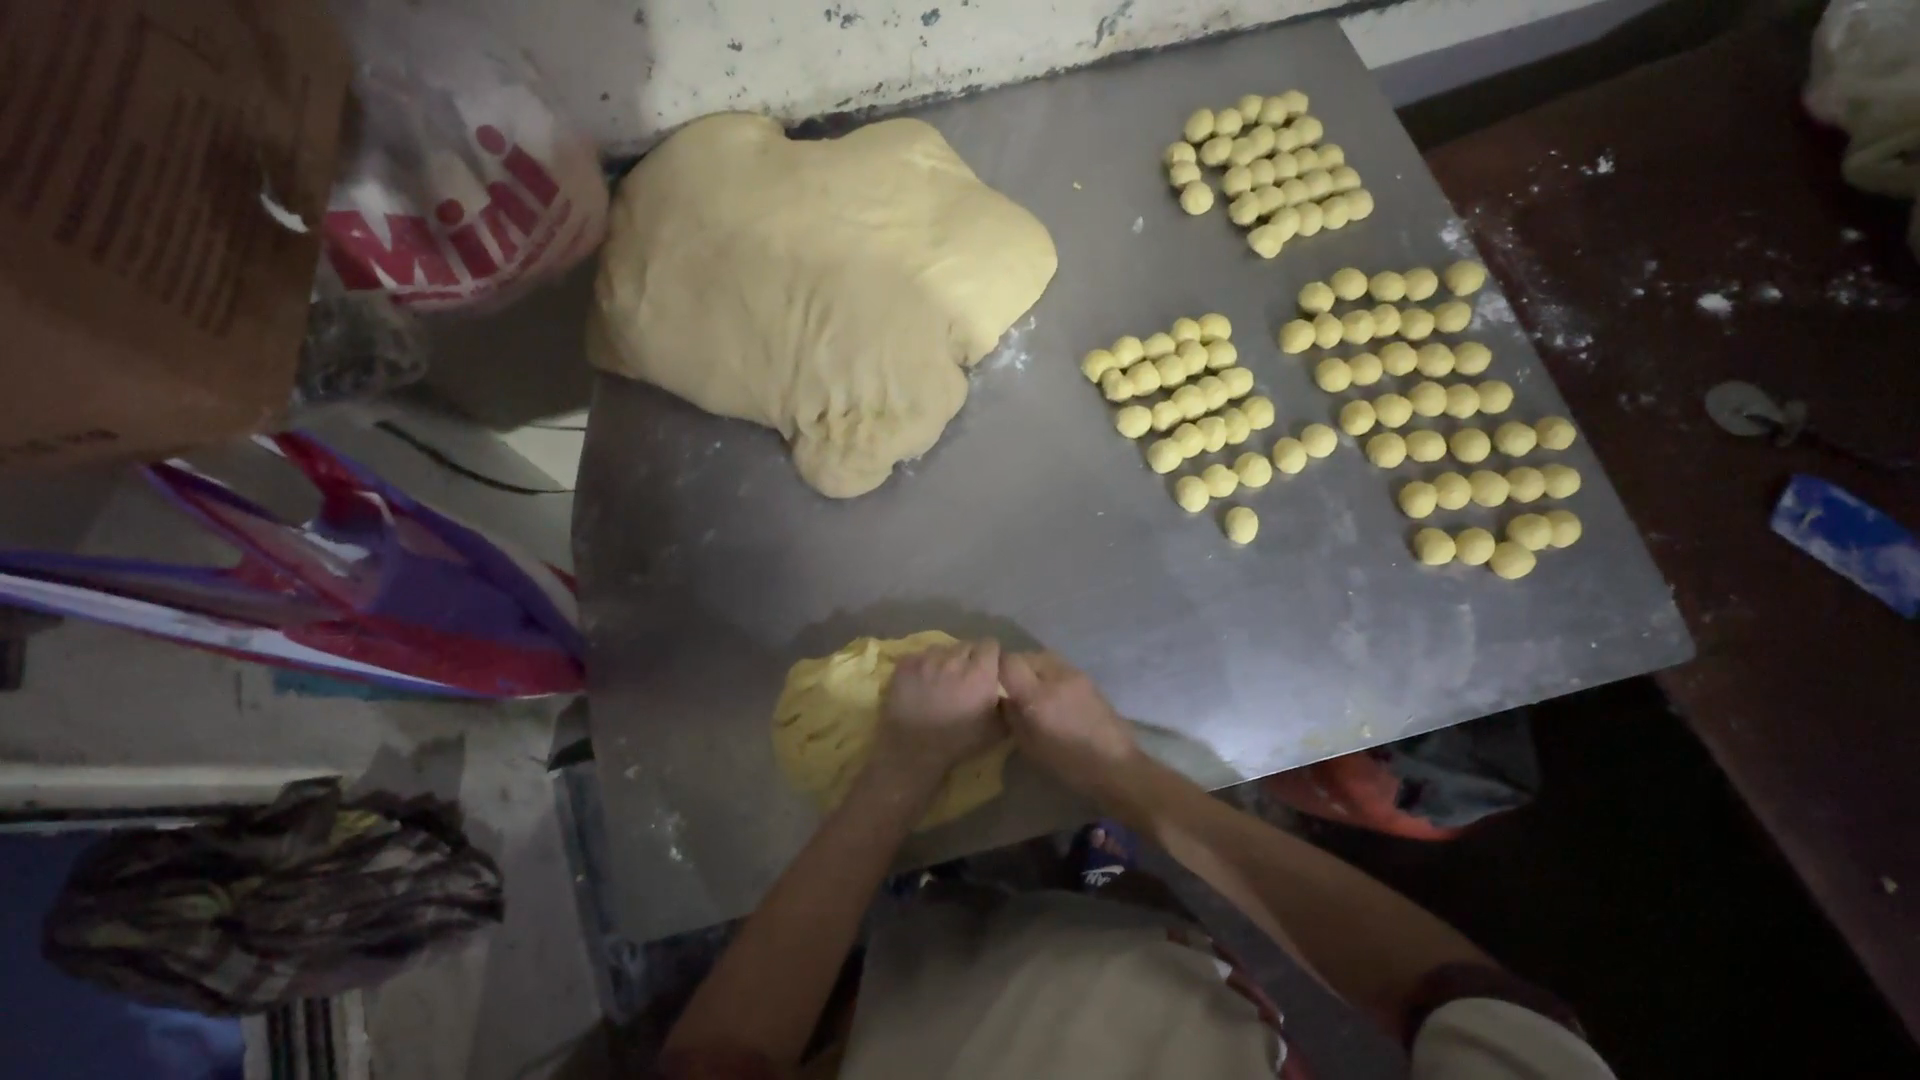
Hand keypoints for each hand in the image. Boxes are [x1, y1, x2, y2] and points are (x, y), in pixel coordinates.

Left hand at [874, 639, 1006, 779]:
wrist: (914, 750)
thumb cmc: (959, 742)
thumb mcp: (997, 730)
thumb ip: (1009, 705)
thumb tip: (1010, 692)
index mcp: (980, 672)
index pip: (990, 644)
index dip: (990, 655)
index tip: (988, 668)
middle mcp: (954, 658)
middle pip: (966, 645)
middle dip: (969, 657)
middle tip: (965, 676)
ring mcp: (927, 659)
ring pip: (942, 649)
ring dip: (945, 660)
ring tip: (941, 678)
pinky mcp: (905, 664)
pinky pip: (918, 656)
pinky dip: (922, 665)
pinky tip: (920, 682)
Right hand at [997, 651, 1140, 799]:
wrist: (1116, 766)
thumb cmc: (1069, 764)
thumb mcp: (1030, 746)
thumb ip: (1012, 717)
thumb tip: (1002, 699)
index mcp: (1038, 696)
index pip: (1010, 662)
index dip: (998, 668)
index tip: (994, 682)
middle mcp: (1057, 677)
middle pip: (1028, 655)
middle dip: (1016, 667)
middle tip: (1012, 687)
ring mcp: (1076, 675)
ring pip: (1045, 657)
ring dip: (1034, 667)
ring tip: (1032, 688)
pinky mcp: (1089, 679)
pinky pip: (1061, 666)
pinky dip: (1050, 673)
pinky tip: (1053, 693)